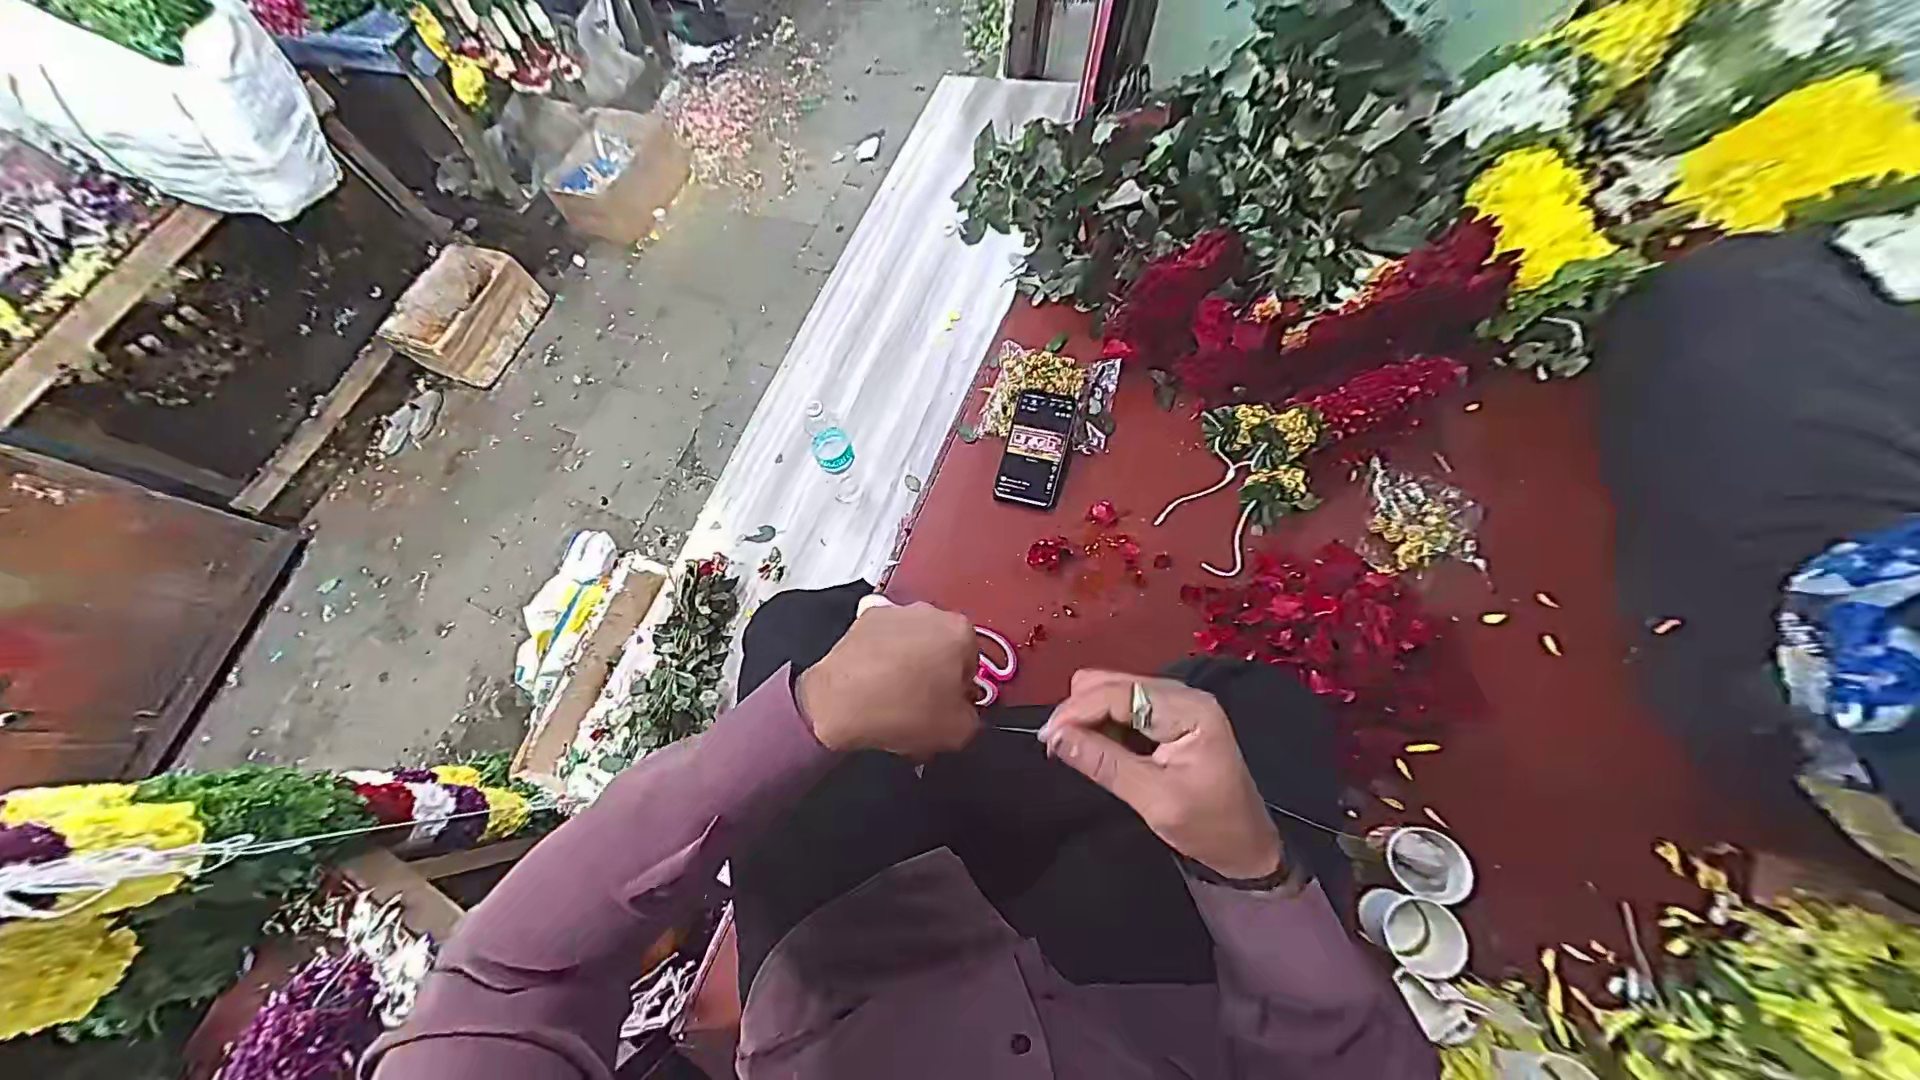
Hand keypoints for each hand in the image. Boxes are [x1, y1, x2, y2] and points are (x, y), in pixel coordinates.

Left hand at [796, 600, 980, 757]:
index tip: (947, 704)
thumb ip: (973, 717)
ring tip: (894, 695)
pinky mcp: (866, 618)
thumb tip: (965, 712)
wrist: (841, 703)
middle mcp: (931, 612)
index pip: (972, 663)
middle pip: (943, 646)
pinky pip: (885, 638)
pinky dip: (883, 654)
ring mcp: (896, 611)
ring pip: (914, 640)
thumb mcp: (958, 731)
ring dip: (910, 661)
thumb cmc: (900, 709)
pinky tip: (875, 681)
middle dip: (936, 670)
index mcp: (961, 632)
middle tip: (923, 702)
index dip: (960, 689)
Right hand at [1039, 670, 1281, 880]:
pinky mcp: (1164, 713)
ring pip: (1110, 690)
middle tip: (1057, 746)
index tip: (1047, 738)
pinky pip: (1119, 704)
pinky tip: (1093, 745)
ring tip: (1073, 748)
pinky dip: (1099, 721)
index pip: (1120, 694)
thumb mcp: (1154, 800)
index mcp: (1189, 709)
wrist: (1246, 849)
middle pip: (1112, 683)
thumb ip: (1103, 763)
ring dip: (1086, 715)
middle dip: (1078, 710)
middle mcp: (1181, 694)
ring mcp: (1173, 701)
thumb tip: (1055, 737)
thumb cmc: (1209, 827)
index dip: (1077, 710)